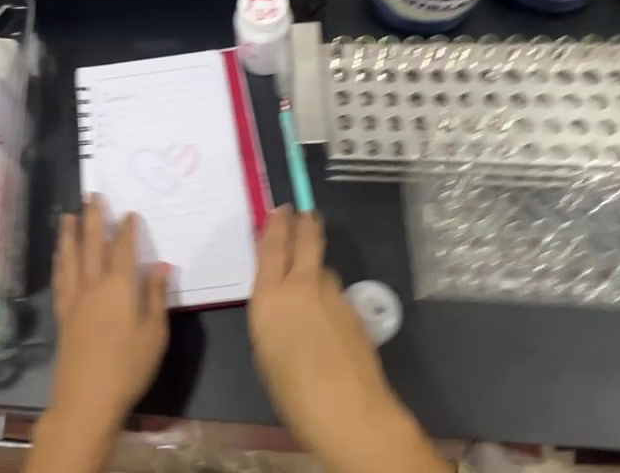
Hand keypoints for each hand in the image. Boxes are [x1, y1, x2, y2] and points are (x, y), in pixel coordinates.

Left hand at [31, 195, 167, 472]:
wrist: (86, 399)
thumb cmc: (128, 367)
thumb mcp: (155, 333)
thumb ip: (156, 296)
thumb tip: (160, 265)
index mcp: (119, 286)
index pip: (123, 247)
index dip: (126, 228)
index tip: (129, 211)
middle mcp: (94, 284)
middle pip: (92, 243)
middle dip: (93, 217)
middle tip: (92, 194)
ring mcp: (75, 299)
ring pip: (71, 256)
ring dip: (70, 233)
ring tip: (68, 215)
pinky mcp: (63, 315)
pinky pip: (61, 277)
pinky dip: (60, 260)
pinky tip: (59, 255)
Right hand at [249, 207, 444, 472]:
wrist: (349, 411)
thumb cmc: (292, 391)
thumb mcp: (265, 351)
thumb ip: (272, 317)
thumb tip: (281, 304)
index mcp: (269, 297)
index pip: (271, 247)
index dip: (275, 224)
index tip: (281, 209)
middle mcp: (300, 286)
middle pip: (304, 241)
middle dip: (304, 222)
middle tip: (304, 212)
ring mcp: (331, 296)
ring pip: (322, 270)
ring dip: (317, 269)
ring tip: (312, 287)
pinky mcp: (354, 310)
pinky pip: (337, 295)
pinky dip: (330, 299)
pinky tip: (329, 324)